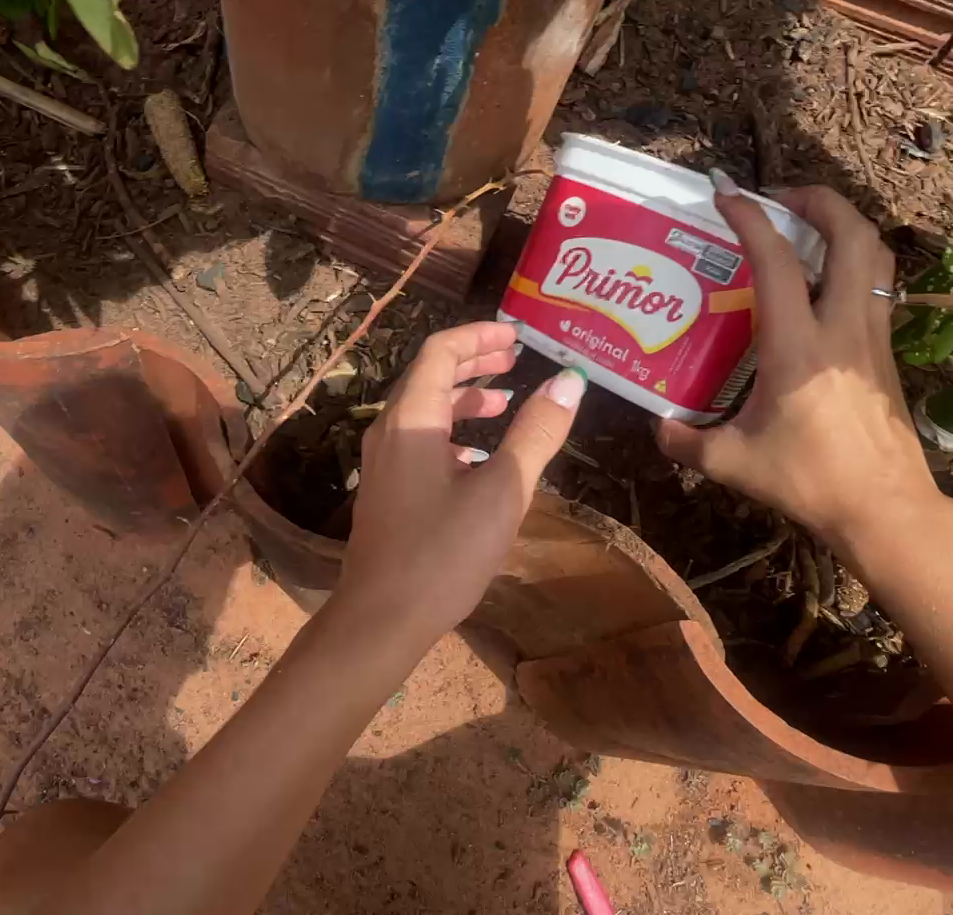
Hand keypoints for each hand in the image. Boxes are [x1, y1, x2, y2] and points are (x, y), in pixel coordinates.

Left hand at [338, 322, 584, 643]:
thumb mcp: (503, 490)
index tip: (517, 335)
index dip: (478, 335)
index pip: (440, 352)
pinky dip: (451, 432)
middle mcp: (389, 429)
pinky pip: (419, 440)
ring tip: (505, 401)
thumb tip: (569, 381)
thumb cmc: (444, 552)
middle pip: (429, 374)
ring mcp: (382, 460)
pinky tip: (480, 455)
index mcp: (412, 418)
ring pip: (424, 409)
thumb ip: (535, 433)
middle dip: (472, 361)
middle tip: (515, 357)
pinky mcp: (385, 487)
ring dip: (463, 398)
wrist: (382, 617)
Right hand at [656, 186, 945, 559]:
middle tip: (776, 198)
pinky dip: (851, 261)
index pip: (778, 262)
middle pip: (851, 236)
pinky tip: (819, 281)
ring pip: (874, 256)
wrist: (883, 507)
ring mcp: (871, 336)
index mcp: (797, 346)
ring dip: (842, 225)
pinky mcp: (885, 351)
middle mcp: (841, 328)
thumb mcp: (729, 461)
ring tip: (803, 225)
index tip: (727, 196)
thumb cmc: (805, 479)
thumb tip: (657, 424)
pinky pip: (876, 285)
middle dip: (817, 200)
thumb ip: (683, 440)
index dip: (751, 220)